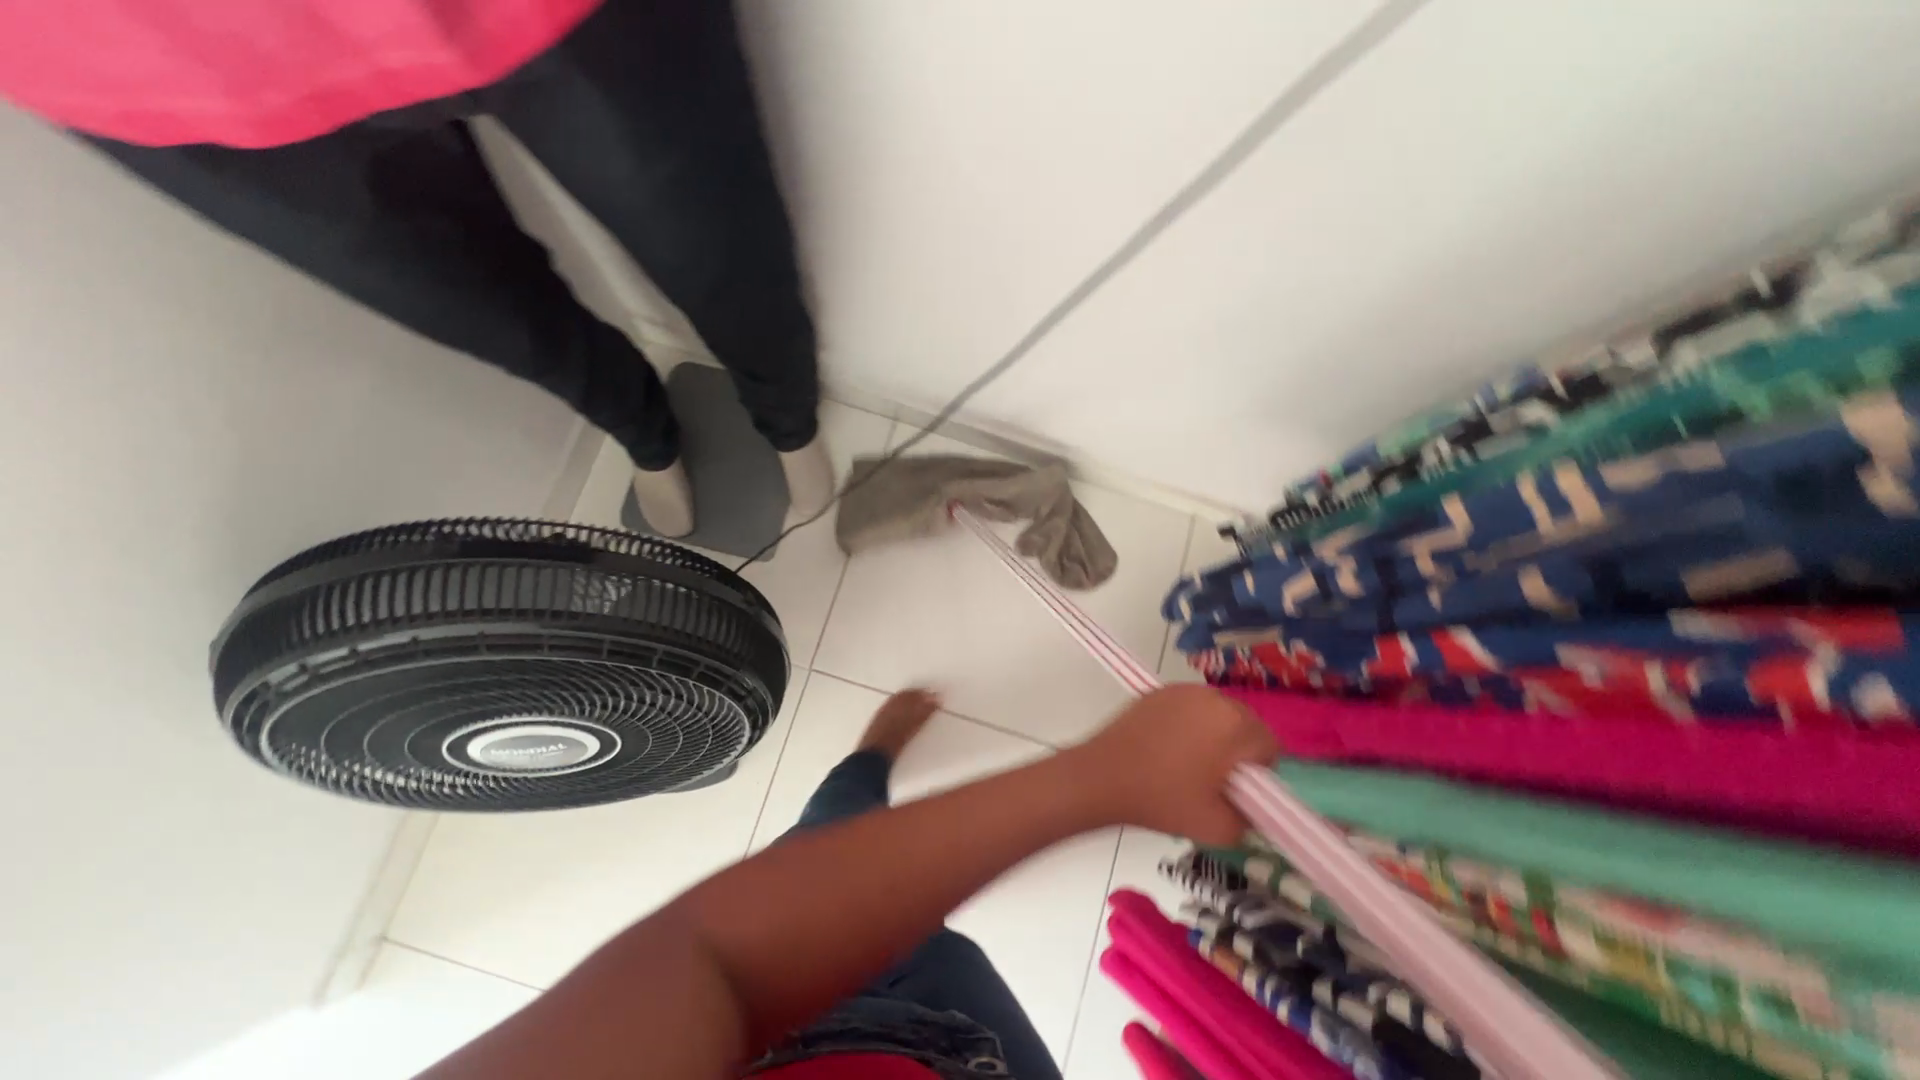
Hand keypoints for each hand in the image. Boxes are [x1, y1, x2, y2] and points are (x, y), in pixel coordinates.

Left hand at [1064, 685, 1276, 845]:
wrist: (1101, 777)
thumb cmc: (1161, 800)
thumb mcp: (1218, 828)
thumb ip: (1250, 820)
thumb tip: (1253, 808)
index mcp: (1236, 725)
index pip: (1270, 747)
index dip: (1259, 774)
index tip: (1235, 791)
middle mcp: (1215, 697)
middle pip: (1246, 726)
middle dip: (1238, 752)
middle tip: (1214, 780)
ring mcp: (1184, 690)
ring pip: (1219, 715)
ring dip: (1215, 736)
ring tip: (1189, 764)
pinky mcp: (1159, 691)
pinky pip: (1192, 708)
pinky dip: (1190, 724)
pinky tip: (1169, 747)